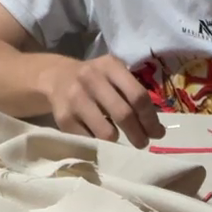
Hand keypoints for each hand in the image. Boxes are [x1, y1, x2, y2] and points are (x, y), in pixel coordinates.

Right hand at [39, 54, 165, 147]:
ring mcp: (75, 98)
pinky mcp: (64, 118)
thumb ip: (134, 97)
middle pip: (124, 115)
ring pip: (107, 133)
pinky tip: (98, 139)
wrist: (55, 78)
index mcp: (110, 66)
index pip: (138, 96)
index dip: (150, 119)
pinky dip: (98, 145)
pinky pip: (89, 140)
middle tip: (142, 144)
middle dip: (138, 135)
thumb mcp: (114, 77)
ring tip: (117, 140)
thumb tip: (157, 130)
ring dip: (117, 142)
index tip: (157, 133)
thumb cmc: (95, 82)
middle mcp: (91, 78)